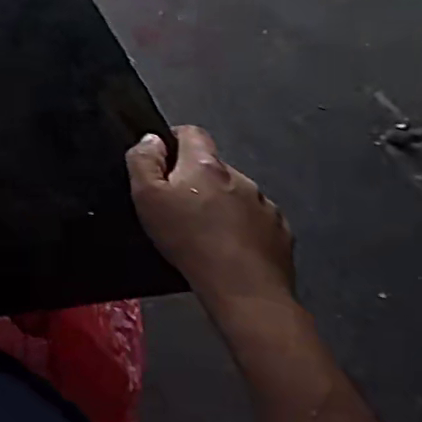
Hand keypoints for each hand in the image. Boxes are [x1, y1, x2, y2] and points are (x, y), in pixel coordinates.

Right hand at [126, 126, 294, 308]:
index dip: (172, 141)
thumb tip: (151, 140)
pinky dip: (240, 226)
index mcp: (205, 165)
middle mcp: (238, 177)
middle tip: (177, 206)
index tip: (162, 162)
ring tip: (203, 231)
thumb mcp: (145, 196)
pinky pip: (254, 218)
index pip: (191, 132)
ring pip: (233, 192)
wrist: (243, 289)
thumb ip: (142, 161)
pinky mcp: (279, 230)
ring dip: (219, 202)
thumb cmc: (189, 240)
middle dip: (195, 178)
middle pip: (211, 166)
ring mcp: (263, 204)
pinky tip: (227, 246)